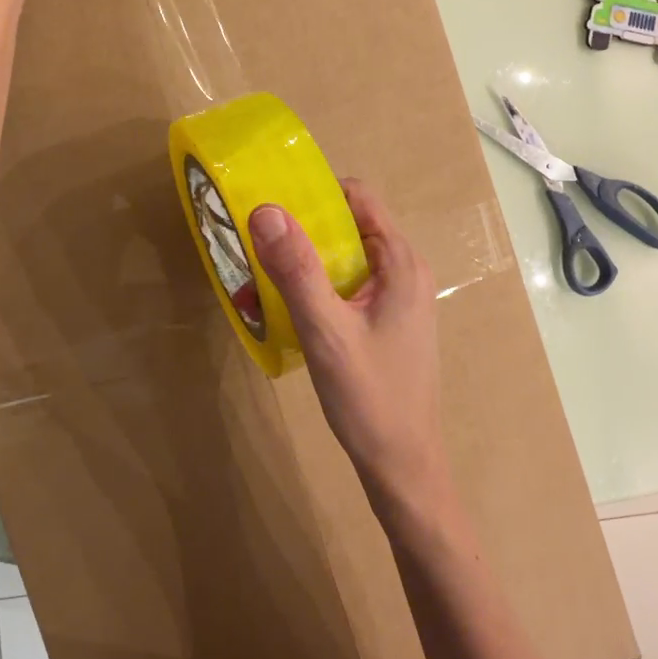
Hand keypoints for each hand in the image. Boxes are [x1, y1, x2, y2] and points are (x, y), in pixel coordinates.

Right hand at [249, 180, 445, 499]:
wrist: (402, 465)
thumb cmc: (369, 397)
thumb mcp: (325, 331)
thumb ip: (295, 269)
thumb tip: (265, 210)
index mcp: (400, 263)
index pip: (358, 198)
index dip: (314, 193)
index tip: (269, 205)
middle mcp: (404, 272)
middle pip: (347, 227)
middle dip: (299, 232)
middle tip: (253, 245)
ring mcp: (397, 299)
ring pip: (343, 260)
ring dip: (302, 264)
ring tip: (259, 281)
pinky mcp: (386, 322)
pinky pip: (346, 288)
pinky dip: (314, 289)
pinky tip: (284, 311)